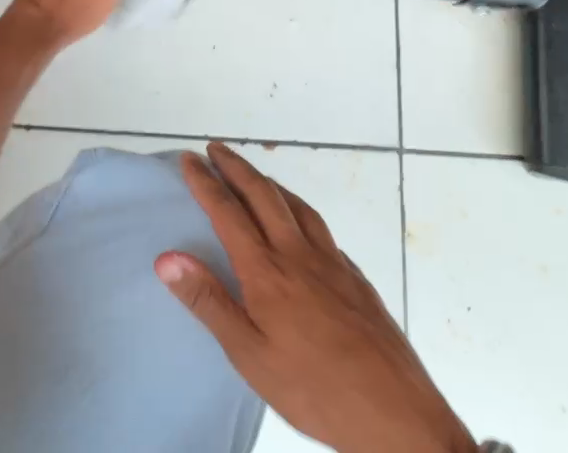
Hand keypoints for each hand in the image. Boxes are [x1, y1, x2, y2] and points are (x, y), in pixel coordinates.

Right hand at [156, 144, 476, 452]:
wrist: (400, 419)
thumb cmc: (315, 390)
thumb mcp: (249, 355)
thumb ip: (208, 302)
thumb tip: (166, 257)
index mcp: (268, 272)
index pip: (228, 213)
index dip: (205, 182)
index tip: (188, 158)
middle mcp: (300, 256)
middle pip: (264, 196)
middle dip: (236, 167)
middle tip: (215, 148)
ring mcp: (334, 266)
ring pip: (298, 207)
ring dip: (270, 183)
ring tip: (254, 176)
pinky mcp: (358, 282)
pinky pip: (323, 231)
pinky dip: (301, 213)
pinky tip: (301, 226)